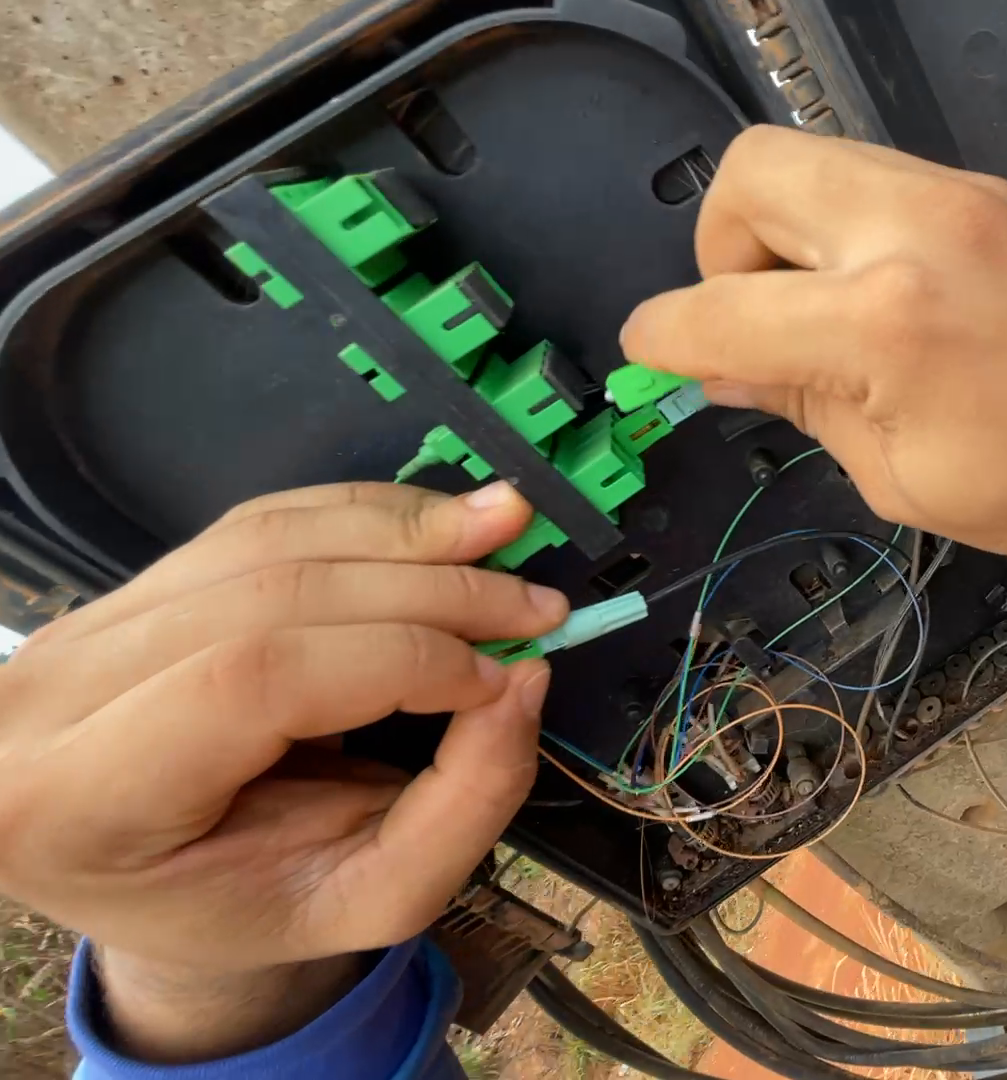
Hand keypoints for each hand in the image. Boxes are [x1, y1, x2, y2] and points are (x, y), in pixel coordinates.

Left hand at [0, 482, 564, 1059]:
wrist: (184, 880)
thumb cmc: (274, 901)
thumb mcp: (388, 894)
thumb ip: (471, 800)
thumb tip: (526, 676)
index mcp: (79, 805)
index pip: (255, 680)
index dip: (404, 659)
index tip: (503, 676)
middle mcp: (47, 699)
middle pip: (274, 592)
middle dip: (438, 589)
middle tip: (542, 605)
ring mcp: (83, 626)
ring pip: (274, 536)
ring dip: (416, 528)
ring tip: (510, 528)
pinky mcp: (142, 586)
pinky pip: (272, 517)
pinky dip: (379, 512)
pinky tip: (450, 526)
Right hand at [623, 127, 1006, 605]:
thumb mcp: (901, 478)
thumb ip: (802, 404)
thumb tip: (726, 364)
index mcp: (883, 323)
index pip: (720, 307)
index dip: (665, 338)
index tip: (652, 355)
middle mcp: (913, 226)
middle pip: (747, 174)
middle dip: (719, 251)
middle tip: (753, 324)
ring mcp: (960, 194)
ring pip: (811, 163)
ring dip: (784, 235)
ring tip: (820, 319)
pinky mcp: (991, 193)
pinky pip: (875, 183)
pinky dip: (845, 232)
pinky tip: (877, 301)